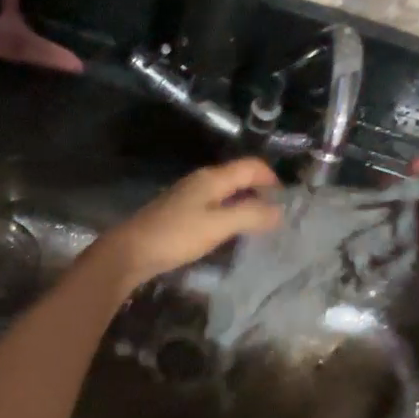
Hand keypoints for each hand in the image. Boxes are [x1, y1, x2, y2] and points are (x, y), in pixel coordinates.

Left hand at [89, 157, 283, 291]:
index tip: (287, 201)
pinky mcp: (180, 213)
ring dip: (244, 204)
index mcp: (212, 178)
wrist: (131, 251)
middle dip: (260, 191)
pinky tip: (229, 233)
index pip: (251, 166)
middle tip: (277, 216)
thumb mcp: (218, 225)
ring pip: (226, 193)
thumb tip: (279, 210)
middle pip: (238, 177)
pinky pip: (213, 207)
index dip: (272, 178)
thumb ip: (250, 215)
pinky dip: (228, 215)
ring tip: (259, 226)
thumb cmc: (176, 236)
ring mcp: (188, 196)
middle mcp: (201, 181)